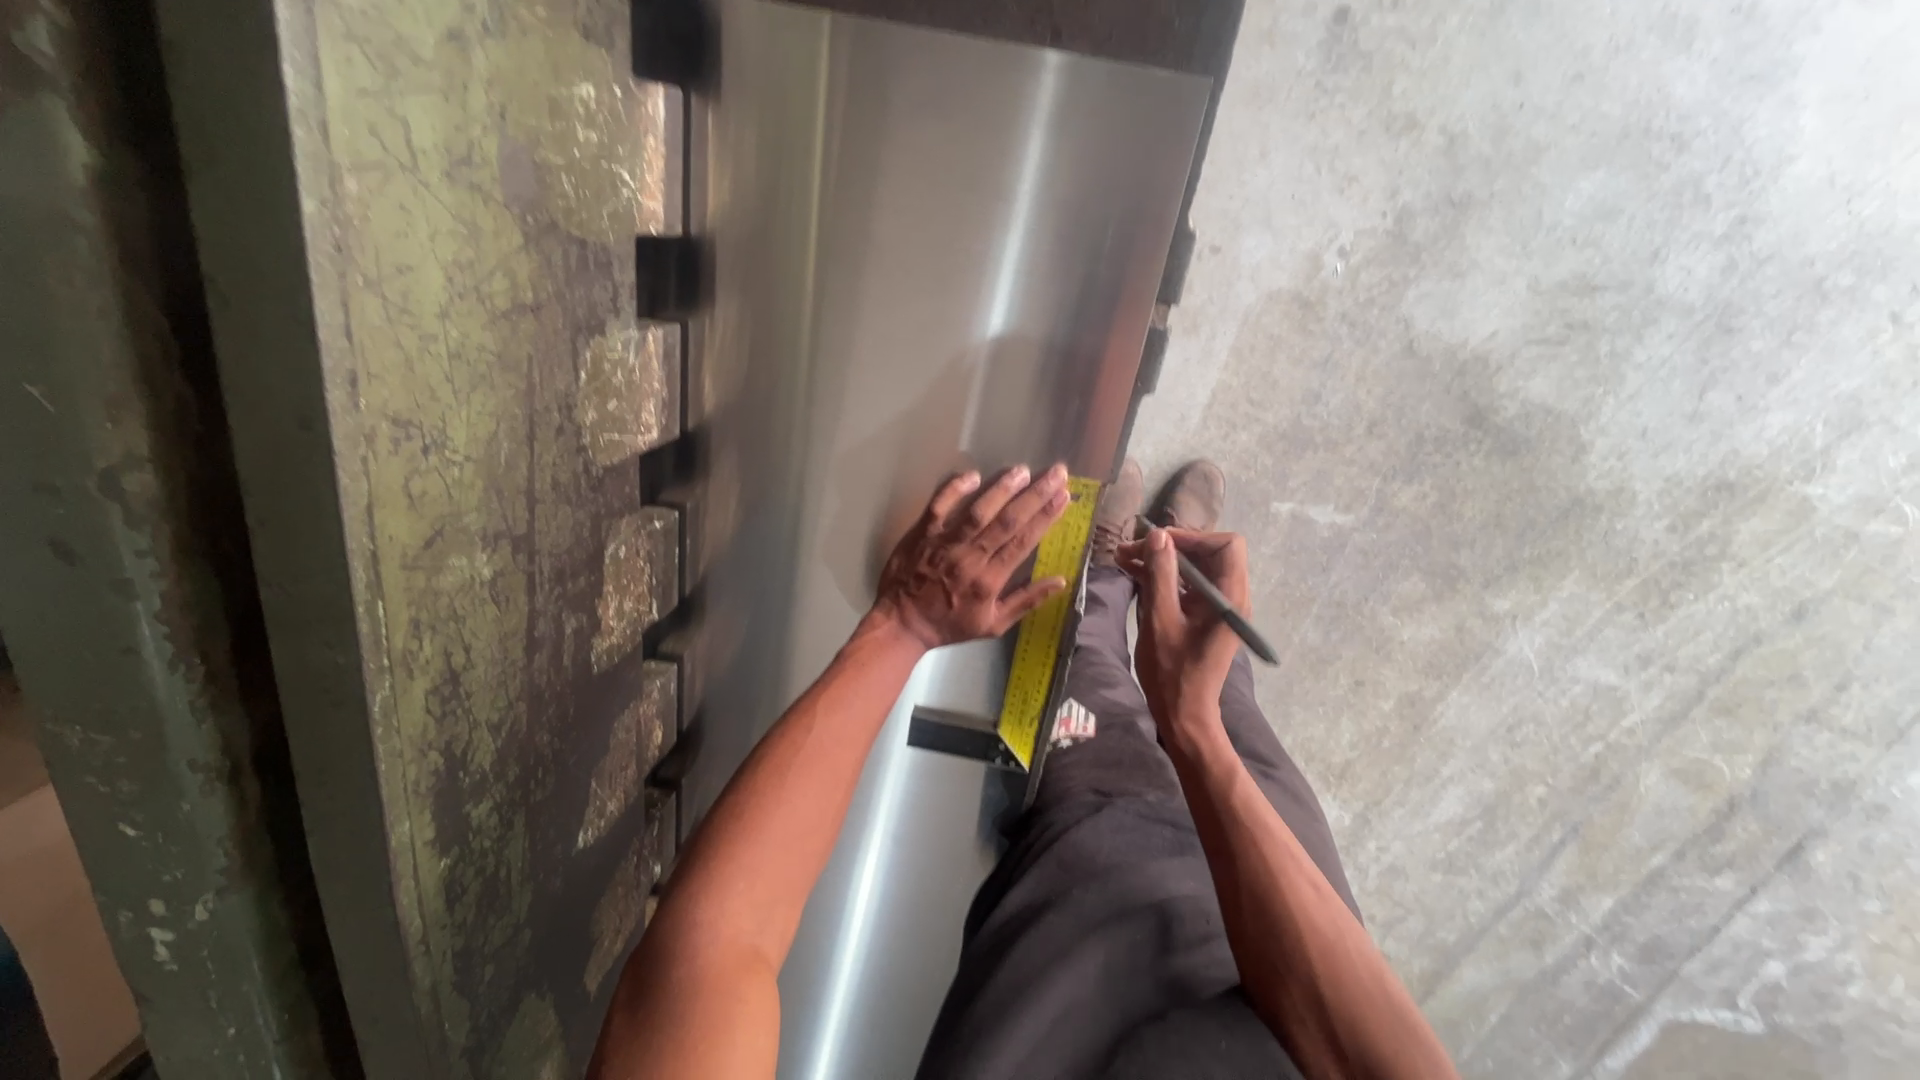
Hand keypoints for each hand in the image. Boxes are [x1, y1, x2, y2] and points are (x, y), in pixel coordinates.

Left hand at [868, 464, 1071, 649]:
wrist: (902, 623)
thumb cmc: (950, 624)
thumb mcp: (993, 625)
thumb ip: (1026, 601)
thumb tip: (1060, 581)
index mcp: (990, 580)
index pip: (1024, 542)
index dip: (1045, 517)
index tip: (1063, 496)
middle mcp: (970, 558)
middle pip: (1008, 521)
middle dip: (1035, 495)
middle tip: (1056, 473)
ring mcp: (945, 542)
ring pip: (978, 510)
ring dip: (1002, 488)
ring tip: (1023, 471)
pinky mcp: (923, 532)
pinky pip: (940, 505)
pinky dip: (955, 489)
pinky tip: (974, 475)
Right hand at [1118, 527, 1250, 734]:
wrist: (1183, 714)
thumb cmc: (1172, 671)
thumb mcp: (1160, 619)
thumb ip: (1160, 574)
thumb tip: (1157, 535)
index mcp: (1230, 596)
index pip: (1226, 545)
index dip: (1191, 537)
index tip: (1157, 543)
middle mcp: (1231, 597)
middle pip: (1208, 553)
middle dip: (1169, 546)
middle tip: (1130, 548)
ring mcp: (1217, 607)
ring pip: (1193, 568)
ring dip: (1161, 560)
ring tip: (1123, 556)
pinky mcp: (1203, 617)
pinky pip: (1186, 586)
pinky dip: (1162, 577)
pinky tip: (1131, 572)